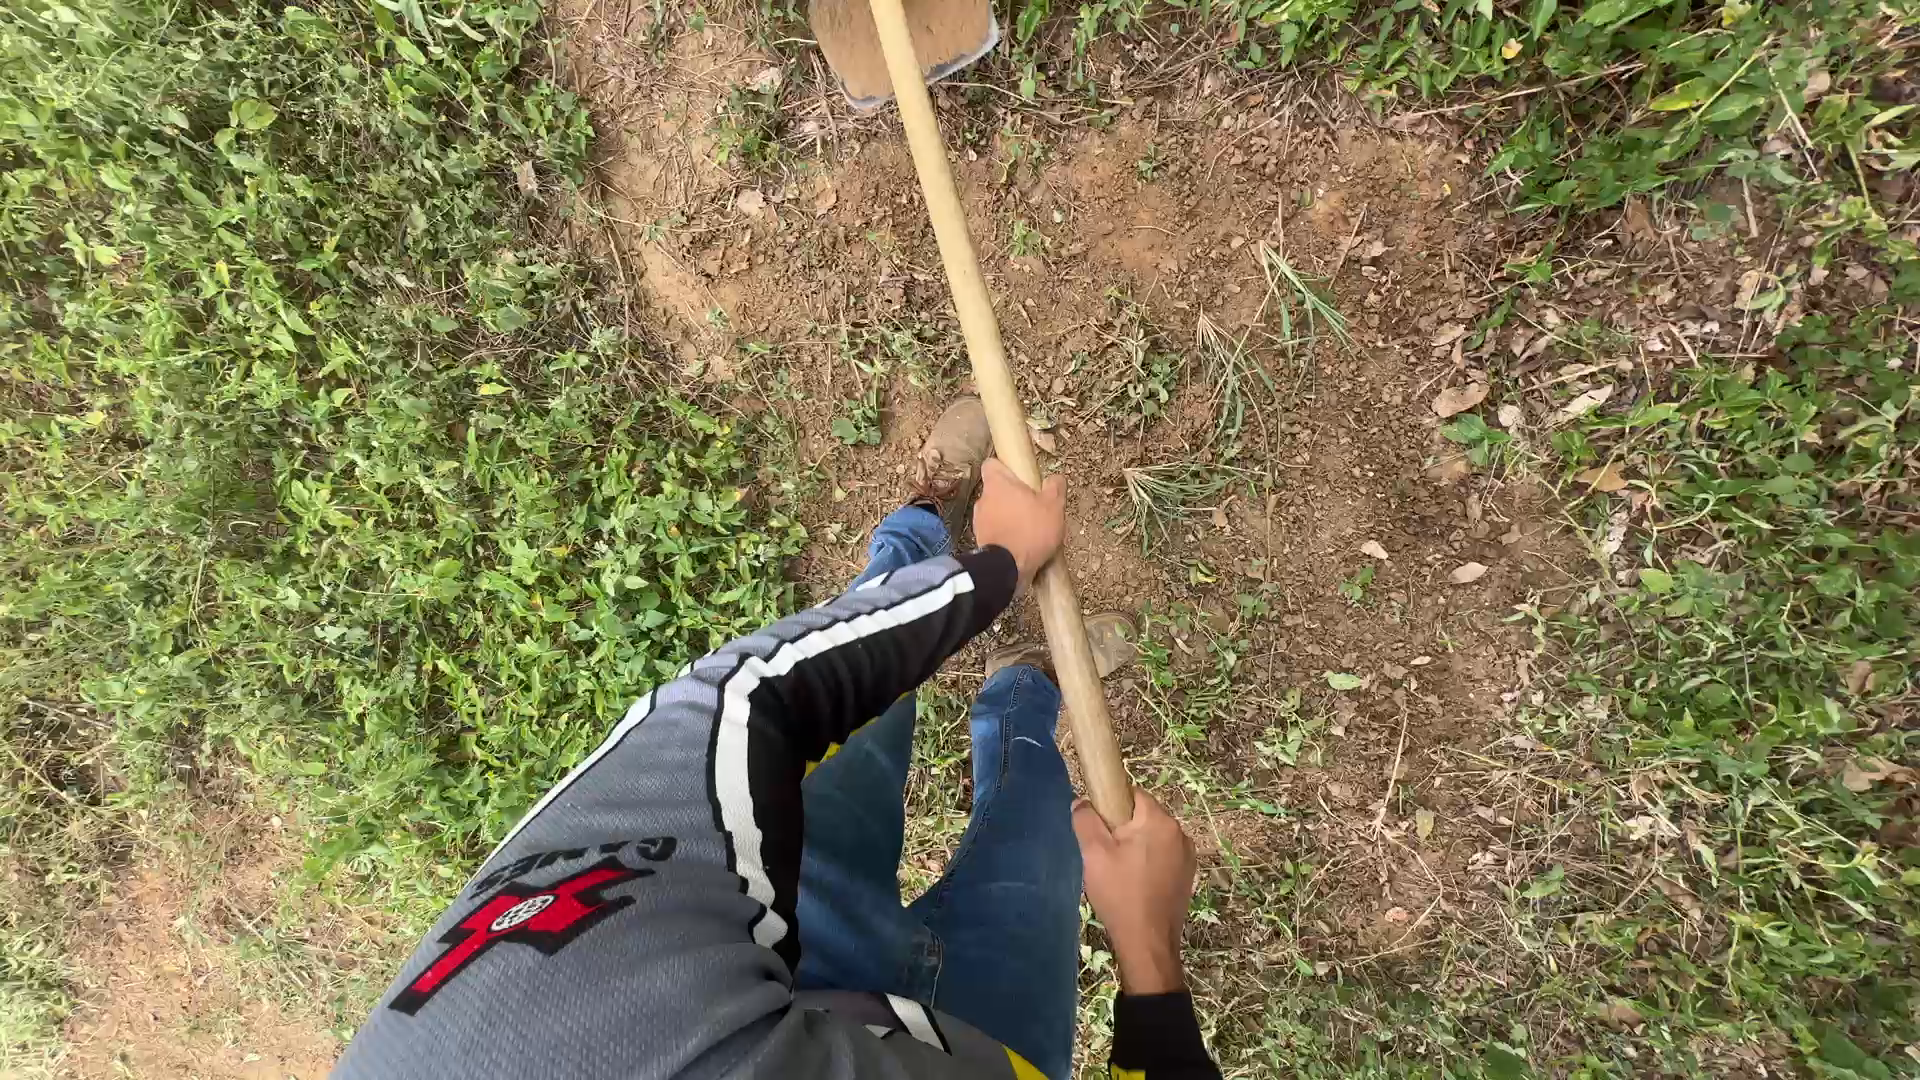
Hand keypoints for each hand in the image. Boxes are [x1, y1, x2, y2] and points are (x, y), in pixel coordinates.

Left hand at [972, 458, 1065, 590]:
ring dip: (1009, 517)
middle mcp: (983, 500)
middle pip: (997, 491)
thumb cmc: (1030, 531)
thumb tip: (1055, 478)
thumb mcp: (1054, 506)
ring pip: (995, 512)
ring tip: (1030, 530)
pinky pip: (995, 532)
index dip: (1006, 468)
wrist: (1007, 569)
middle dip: (1013, 497)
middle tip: (1033, 507)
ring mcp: (979, 522)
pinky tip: (1022, 545)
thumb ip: (1055, 488)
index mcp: (997, 484)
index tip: (1020, 477)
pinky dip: (1006, 535)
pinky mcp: (980, 542)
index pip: (992, 464)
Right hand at [1073, 789, 1197, 995]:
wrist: (1147, 945)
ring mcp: (1187, 856)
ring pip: (1152, 836)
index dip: (1111, 805)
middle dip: (1122, 827)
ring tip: (1118, 870)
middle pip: (1142, 815)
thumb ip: (1085, 819)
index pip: (1132, 793)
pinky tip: (1134, 882)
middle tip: (1105, 852)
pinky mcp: (1187, 875)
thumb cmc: (1120, 894)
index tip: (1099, 827)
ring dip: (1135, 845)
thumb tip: (1081, 802)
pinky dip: (1147, 860)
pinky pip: (1162, 854)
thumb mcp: (1094, 853)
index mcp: (1160, 821)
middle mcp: (1180, 833)